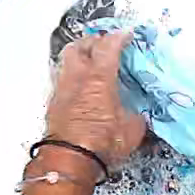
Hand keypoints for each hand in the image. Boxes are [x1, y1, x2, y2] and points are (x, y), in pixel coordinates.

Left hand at [45, 30, 145, 171]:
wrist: (71, 160)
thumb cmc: (102, 143)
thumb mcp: (132, 129)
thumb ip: (137, 115)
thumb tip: (139, 114)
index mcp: (99, 78)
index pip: (108, 46)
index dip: (119, 37)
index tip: (127, 34)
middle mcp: (77, 78)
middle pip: (80, 46)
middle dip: (93, 41)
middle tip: (105, 44)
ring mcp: (62, 89)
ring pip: (67, 61)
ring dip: (79, 57)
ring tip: (90, 61)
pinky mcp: (54, 104)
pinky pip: (63, 80)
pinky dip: (73, 77)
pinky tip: (81, 86)